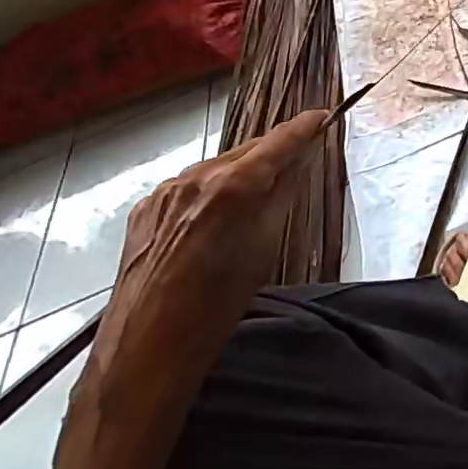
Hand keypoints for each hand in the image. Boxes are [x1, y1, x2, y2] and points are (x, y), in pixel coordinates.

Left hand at [47, 109, 329, 468]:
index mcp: (233, 186)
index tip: (322, 117)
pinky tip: (214, 220)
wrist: (145, 351)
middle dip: (273, 152)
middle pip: (248, 150)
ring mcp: (166, 190)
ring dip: (241, 173)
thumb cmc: (216, 308)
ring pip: (218, 166)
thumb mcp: (264, 248)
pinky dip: (210, 192)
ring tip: (254, 199)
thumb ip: (283, 196)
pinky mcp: (145, 207)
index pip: (280, 141)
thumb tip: (299, 162)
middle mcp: (197, 176)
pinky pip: (189, 186)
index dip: (305, 127)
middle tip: (297, 161)